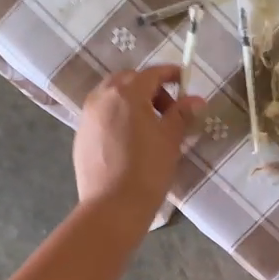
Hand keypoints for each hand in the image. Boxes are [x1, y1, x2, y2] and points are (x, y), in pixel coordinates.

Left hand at [72, 65, 205, 216]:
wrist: (113, 206)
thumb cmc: (148, 170)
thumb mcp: (170, 140)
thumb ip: (182, 115)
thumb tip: (196, 100)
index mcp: (127, 93)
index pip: (152, 74)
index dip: (170, 74)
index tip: (183, 79)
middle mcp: (103, 97)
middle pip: (128, 81)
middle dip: (149, 89)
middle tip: (168, 111)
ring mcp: (88, 116)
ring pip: (112, 97)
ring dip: (132, 102)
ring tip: (149, 127)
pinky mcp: (81, 135)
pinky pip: (102, 116)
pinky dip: (118, 118)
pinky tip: (130, 142)